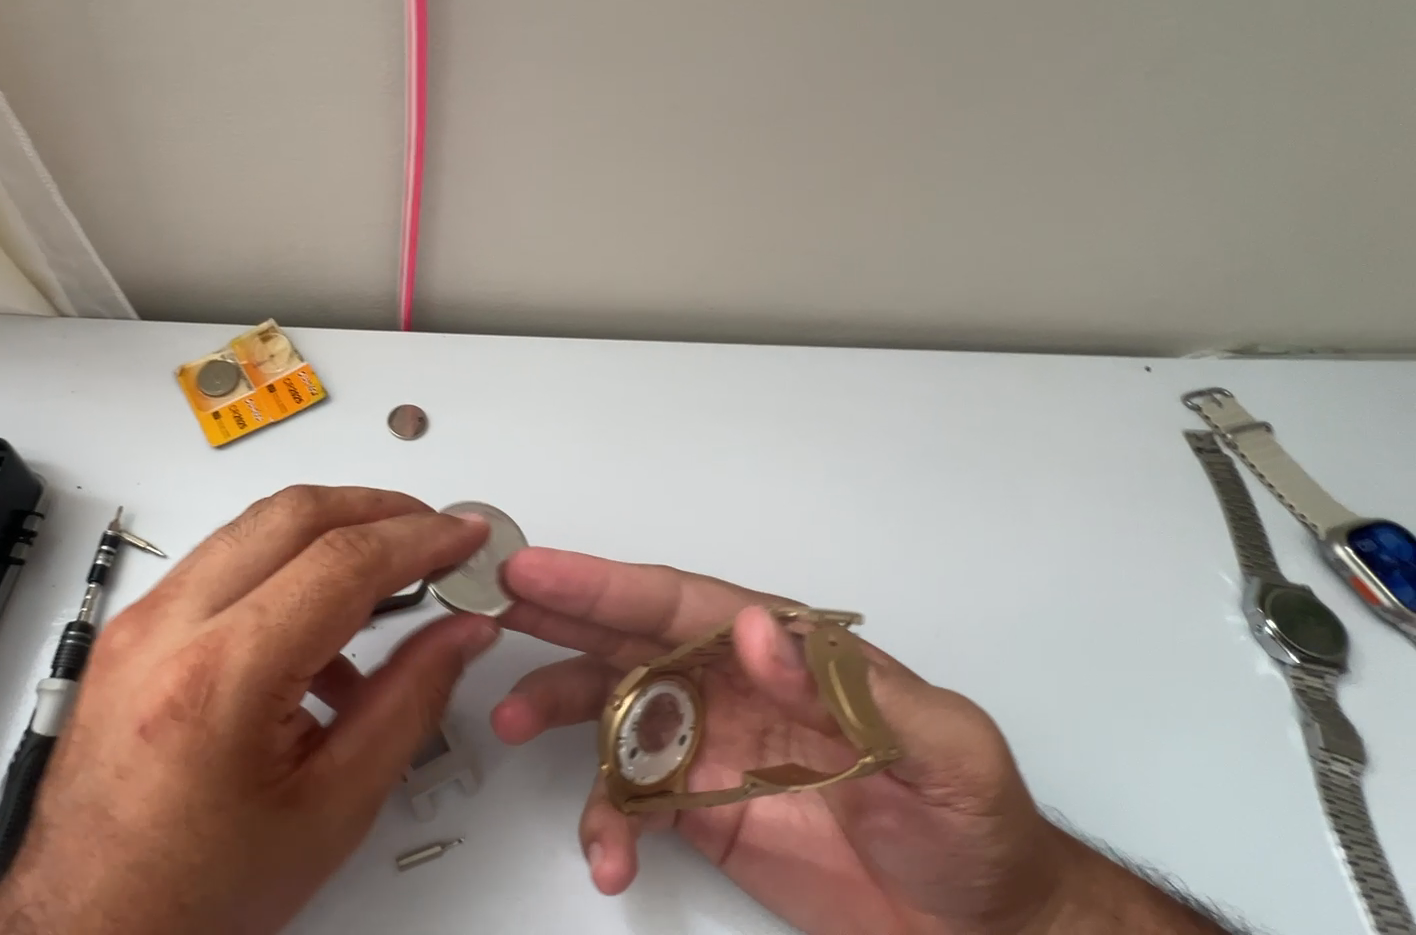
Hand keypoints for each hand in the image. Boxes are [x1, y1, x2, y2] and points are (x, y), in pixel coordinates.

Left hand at [0, 487, 500, 934]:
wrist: (89, 925)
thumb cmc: (192, 891)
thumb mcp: (334, 806)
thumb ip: (410, 701)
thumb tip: (460, 633)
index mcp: (220, 679)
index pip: (342, 562)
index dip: (419, 538)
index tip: (462, 535)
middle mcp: (166, 630)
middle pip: (294, 513)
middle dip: (380, 508)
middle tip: (433, 530)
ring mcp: (141, 622)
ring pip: (257, 524)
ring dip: (335, 526)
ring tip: (391, 566)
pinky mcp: (136, 628)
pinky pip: (227, 561)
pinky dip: (290, 563)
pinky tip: (327, 620)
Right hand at [492, 549, 1228, 934]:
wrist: (977, 924)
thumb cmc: (970, 823)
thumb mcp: (939, 751)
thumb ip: (844, 689)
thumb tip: (751, 632)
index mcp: (775, 650)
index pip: (677, 603)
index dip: (603, 584)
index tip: (536, 569)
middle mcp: (726, 683)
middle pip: (626, 635)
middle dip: (558, 614)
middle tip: (492, 599)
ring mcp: (706, 743)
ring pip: (611, 709)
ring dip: (557, 708)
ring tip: (512, 721)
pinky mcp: (696, 806)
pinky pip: (627, 800)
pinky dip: (605, 824)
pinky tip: (607, 856)